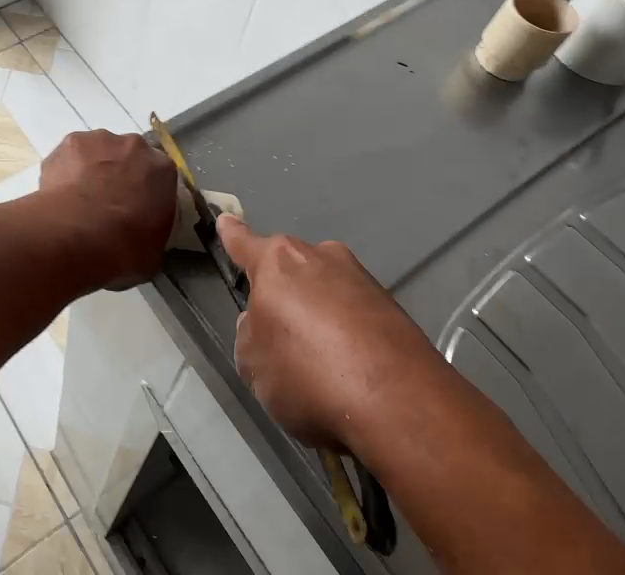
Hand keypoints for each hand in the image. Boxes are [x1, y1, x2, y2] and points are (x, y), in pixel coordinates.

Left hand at [38, 130, 175, 287]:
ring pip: (98, 152)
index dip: (145, 193)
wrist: (78, 234)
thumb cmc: (124, 247)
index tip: (135, 210)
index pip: (158, 176)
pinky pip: (70, 156)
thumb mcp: (153, 251)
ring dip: (92, 169)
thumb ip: (153, 233)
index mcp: (163, 170)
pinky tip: (60, 194)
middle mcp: (135, 146)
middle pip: (128, 157)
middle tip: (106, 204)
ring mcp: (100, 140)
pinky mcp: (70, 142)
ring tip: (79, 201)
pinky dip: (66, 170)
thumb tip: (144, 238)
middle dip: (119, 175)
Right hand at [218, 214, 442, 451]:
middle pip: (292, 271)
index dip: (232, 236)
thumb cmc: (308, 374)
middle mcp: (322, 258)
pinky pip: (356, 319)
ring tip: (320, 367)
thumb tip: (266, 325)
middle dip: (284, 294)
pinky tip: (350, 376)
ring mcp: (363, 281)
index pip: (244, 243)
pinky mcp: (395, 310)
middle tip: (280, 337)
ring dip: (319, 318)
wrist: (399, 404)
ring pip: (327, 294)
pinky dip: (349, 339)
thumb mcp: (252, 364)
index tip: (226, 221)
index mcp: (278, 262)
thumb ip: (250, 335)